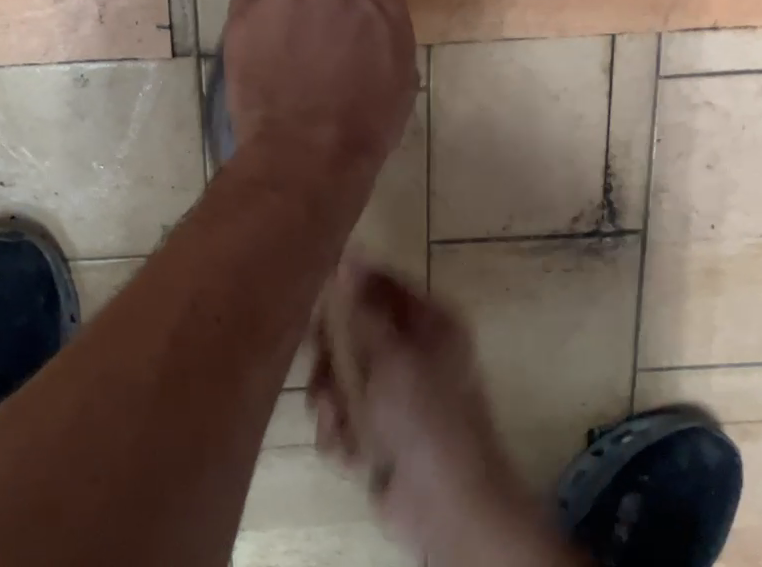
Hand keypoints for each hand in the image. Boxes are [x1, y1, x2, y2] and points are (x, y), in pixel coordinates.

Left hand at [222, 0, 416, 168]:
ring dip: (289, 21)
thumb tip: (372, 37)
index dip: (360, 18)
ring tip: (282, 60)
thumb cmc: (364, 130)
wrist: (306, 156)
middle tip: (318, 55)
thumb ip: (389, 43)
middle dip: (326, 17)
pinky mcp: (245, 15)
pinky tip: (256, 39)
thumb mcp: (401, 84)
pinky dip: (253, 14)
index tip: (352, 40)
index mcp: (380, 3)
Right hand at [309, 263, 558, 565]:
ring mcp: (394, 393)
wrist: (447, 508)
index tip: (314, 294)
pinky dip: (339, 432)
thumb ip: (360, 306)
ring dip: (330, 399)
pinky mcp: (377, 430)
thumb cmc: (426, 419)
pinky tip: (349, 450)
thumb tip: (345, 253)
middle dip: (330, 355)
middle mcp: (412, 351)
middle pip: (351, 329)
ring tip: (336, 419)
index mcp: (429, 322)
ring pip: (338, 374)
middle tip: (321, 367)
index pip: (379, 282)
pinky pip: (340, 414)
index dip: (346, 285)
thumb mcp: (391, 354)